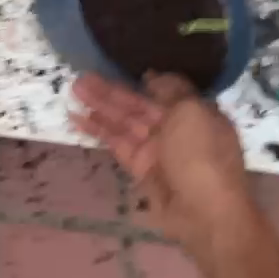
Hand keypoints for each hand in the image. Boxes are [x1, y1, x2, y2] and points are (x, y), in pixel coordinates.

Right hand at [71, 73, 258, 254]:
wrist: (205, 213)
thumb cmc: (201, 155)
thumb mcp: (192, 111)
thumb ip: (171, 88)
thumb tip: (152, 75)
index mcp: (194, 115)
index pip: (164, 91)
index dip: (141, 79)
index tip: (118, 65)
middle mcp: (175, 129)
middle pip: (137, 105)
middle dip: (109, 91)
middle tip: (80, 77)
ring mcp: (155, 149)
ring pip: (122, 121)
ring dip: (98, 105)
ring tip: (73, 90)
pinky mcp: (139, 166)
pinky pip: (114, 141)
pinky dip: (96, 129)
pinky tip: (76, 118)